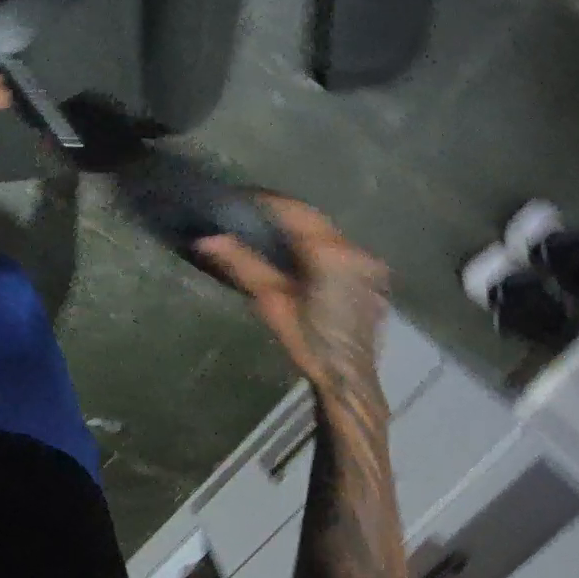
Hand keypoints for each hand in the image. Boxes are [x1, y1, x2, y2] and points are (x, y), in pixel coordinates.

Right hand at [194, 196, 388, 385]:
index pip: (296, 211)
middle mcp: (357, 251)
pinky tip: (296, 256)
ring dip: (299, 229)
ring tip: (267, 231)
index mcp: (333, 253)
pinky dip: (315, 246)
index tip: (239, 198)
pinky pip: (339, 250)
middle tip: (248, 212)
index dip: (266, 201)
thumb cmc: (308, 342)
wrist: (349, 380)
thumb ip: (243, 264)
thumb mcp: (271, 302)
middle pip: (313, 220)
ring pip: (328, 233)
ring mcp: (369, 265)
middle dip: (281, 213)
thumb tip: (206, 239)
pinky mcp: (372, 279)